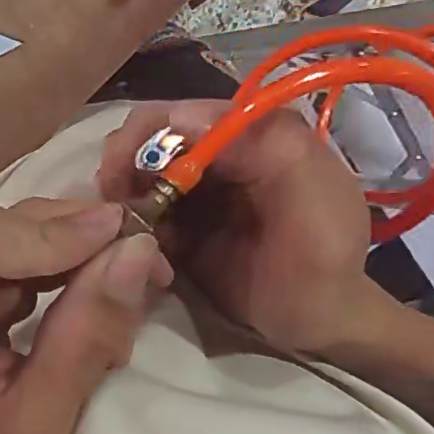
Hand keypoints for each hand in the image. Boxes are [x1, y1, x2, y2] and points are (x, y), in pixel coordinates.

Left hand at [0, 191, 172, 433]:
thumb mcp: (38, 423)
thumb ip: (86, 338)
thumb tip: (137, 254)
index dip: (45, 228)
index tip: (118, 239)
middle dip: (71, 235)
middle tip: (141, 267)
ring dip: (62, 251)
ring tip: (111, 291)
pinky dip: (39, 266)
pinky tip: (71, 300)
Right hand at [97, 100, 388, 353]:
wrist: (314, 318)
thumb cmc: (319, 258)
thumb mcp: (313, 193)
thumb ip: (266, 145)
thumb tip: (182, 117)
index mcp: (252, 133)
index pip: (180, 115)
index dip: (143, 140)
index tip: (119, 178)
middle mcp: (218, 152)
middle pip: (149, 139)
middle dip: (124, 167)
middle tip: (114, 205)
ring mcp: (195, 187)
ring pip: (137, 172)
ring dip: (124, 197)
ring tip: (126, 227)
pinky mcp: (179, 220)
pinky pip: (139, 209)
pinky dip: (131, 223)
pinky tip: (141, 244)